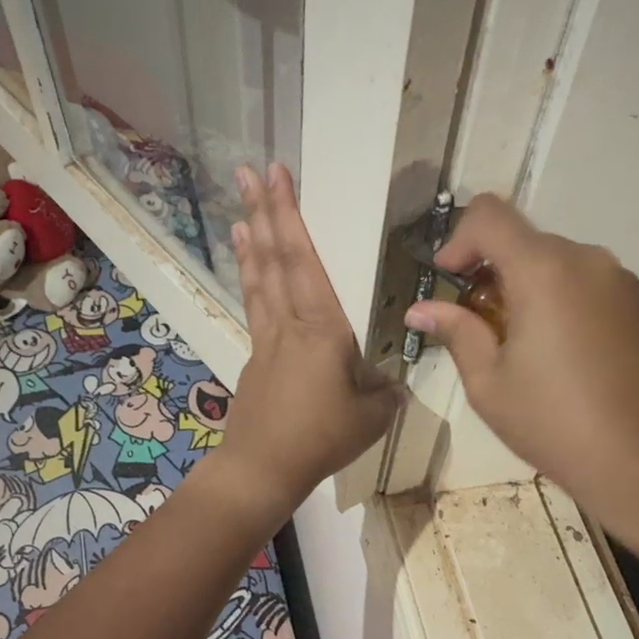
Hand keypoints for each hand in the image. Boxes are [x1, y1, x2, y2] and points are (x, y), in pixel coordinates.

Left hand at [214, 163, 399, 512]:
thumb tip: (396, 385)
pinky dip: (251, 281)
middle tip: (250, 171)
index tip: (278, 176)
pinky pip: (255, 309)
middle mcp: (290, 325)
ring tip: (242, 211)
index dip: (291, 216)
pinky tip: (251, 274)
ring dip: (252, 242)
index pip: (305, 260)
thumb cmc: (322, 438)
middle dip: (265, 211)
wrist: (263, 467)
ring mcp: (267, 342)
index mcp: (322, 329)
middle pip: (275, 259)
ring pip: (259, 281)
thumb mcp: (372, 417)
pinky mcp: (256, 362)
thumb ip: (386, 394)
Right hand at [403, 195, 638, 518]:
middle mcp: (585, 259)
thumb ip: (457, 333)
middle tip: (477, 327)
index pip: (489, 214)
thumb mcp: (490, 385)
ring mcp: (618, 280)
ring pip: (556, 264)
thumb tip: (420, 309)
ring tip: (517, 347)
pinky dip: (558, 302)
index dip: (458, 239)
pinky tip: (556, 356)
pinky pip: (584, 285)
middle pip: (524, 241)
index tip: (447, 281)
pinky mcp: (637, 305)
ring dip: (526, 289)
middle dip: (491, 273)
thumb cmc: (554, 423)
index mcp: (543, 270)